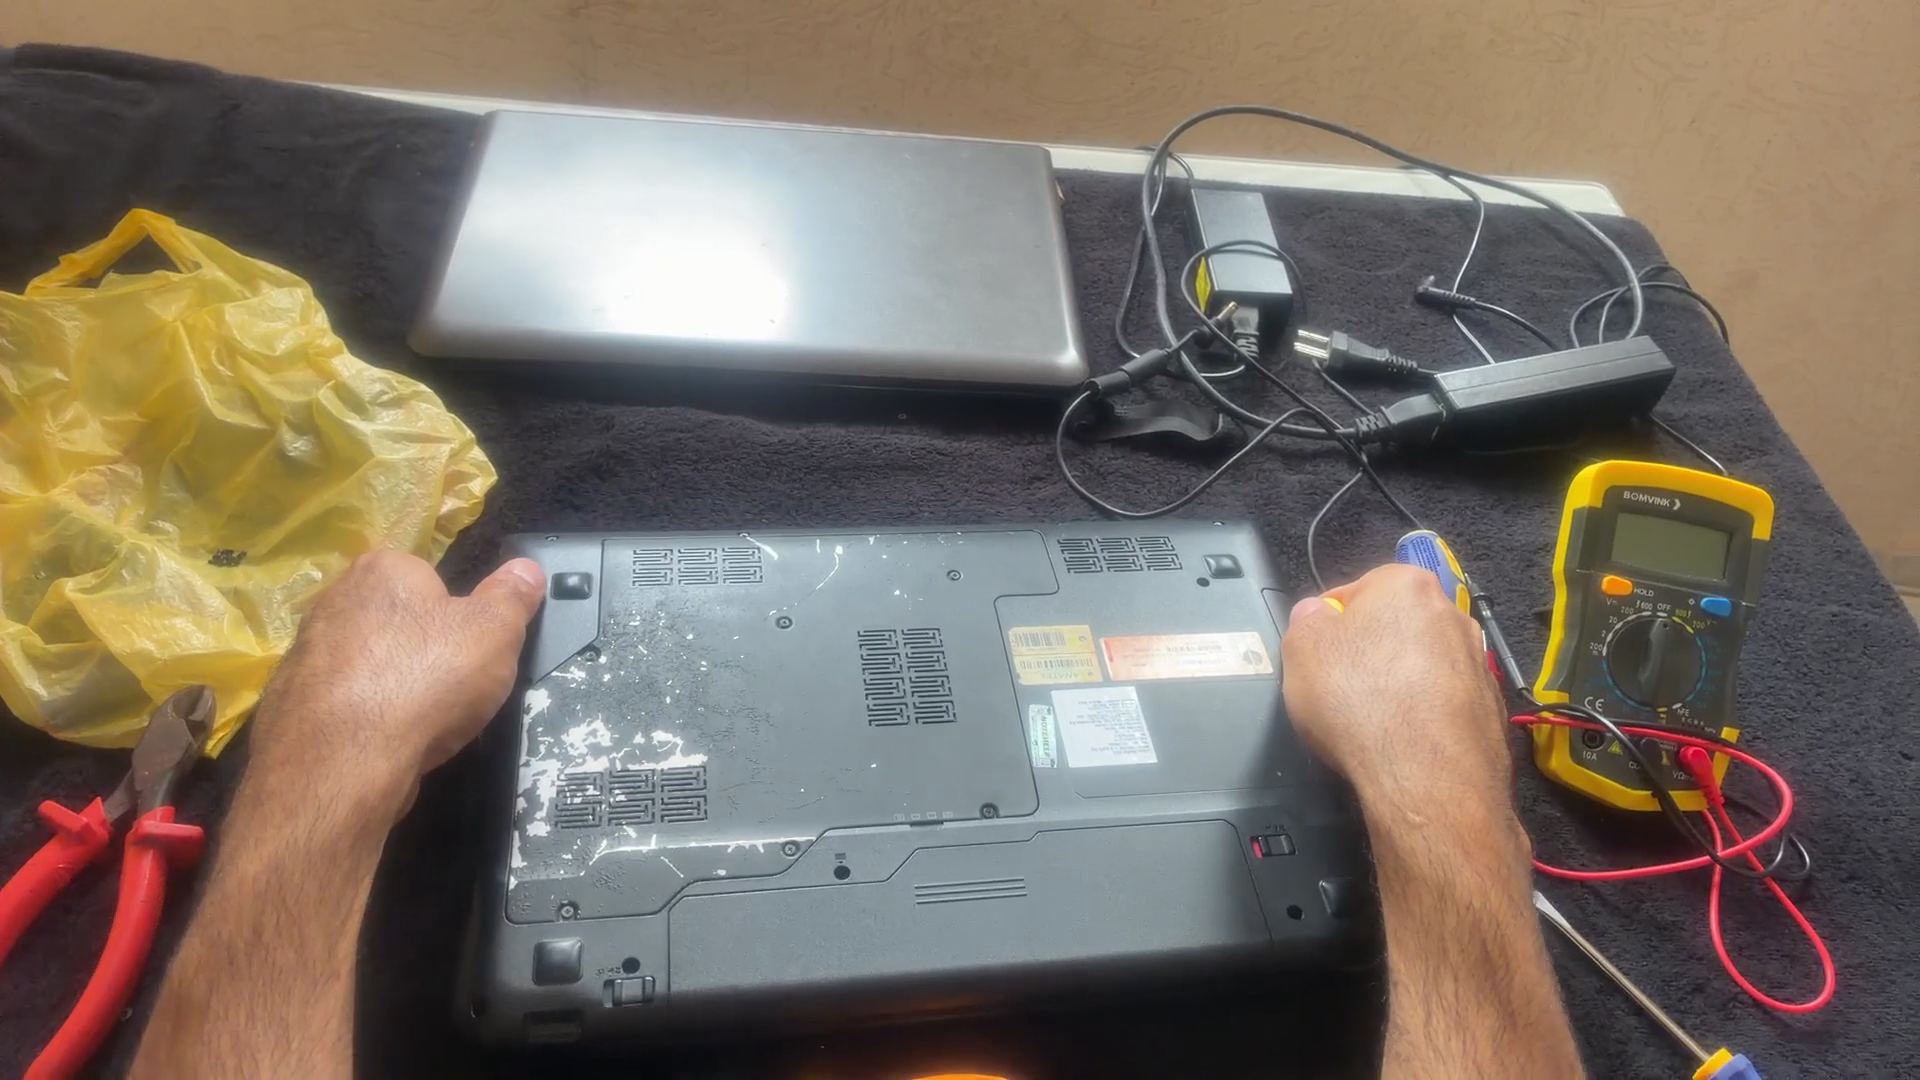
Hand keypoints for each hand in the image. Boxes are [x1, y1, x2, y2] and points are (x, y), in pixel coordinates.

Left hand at [243, 550, 545, 822]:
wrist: (342, 765)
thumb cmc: (427, 679)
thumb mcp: (496, 629)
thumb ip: (513, 595)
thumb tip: (526, 566)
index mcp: (382, 572)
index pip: (428, 571)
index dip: (459, 604)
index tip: (476, 636)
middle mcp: (333, 602)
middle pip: (399, 616)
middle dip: (426, 641)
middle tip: (461, 673)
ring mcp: (304, 656)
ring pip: (371, 659)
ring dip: (396, 678)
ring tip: (430, 712)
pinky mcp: (290, 707)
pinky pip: (346, 699)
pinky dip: (369, 712)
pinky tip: (394, 735)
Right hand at [1281, 563, 1512, 817]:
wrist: (1426, 779)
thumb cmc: (1356, 699)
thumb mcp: (1299, 647)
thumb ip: (1306, 619)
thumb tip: (1319, 615)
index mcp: (1406, 585)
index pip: (1356, 588)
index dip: (1329, 621)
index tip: (1316, 651)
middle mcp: (1453, 615)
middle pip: (1393, 626)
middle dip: (1366, 649)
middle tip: (1336, 682)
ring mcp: (1480, 666)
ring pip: (1420, 664)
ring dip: (1395, 683)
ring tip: (1365, 718)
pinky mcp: (1492, 713)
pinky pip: (1442, 703)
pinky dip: (1420, 715)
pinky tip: (1396, 740)